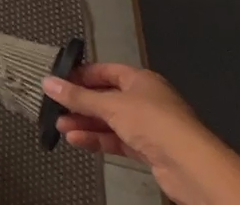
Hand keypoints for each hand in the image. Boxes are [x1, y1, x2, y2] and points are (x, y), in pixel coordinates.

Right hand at [48, 63, 239, 204]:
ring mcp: (149, 127)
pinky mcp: (150, 150)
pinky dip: (97, 139)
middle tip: (54, 107)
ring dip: (85, 123)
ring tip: (59, 126)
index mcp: (141, 81)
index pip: (105, 71)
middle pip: (105, 98)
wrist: (193, 168)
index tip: (57, 81)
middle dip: (80, 104)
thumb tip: (46, 82)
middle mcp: (146, 101)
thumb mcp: (109, 105)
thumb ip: (77, 96)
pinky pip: (117, 140)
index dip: (81, 75)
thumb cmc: (153, 123)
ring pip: (110, 121)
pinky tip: (77, 141)